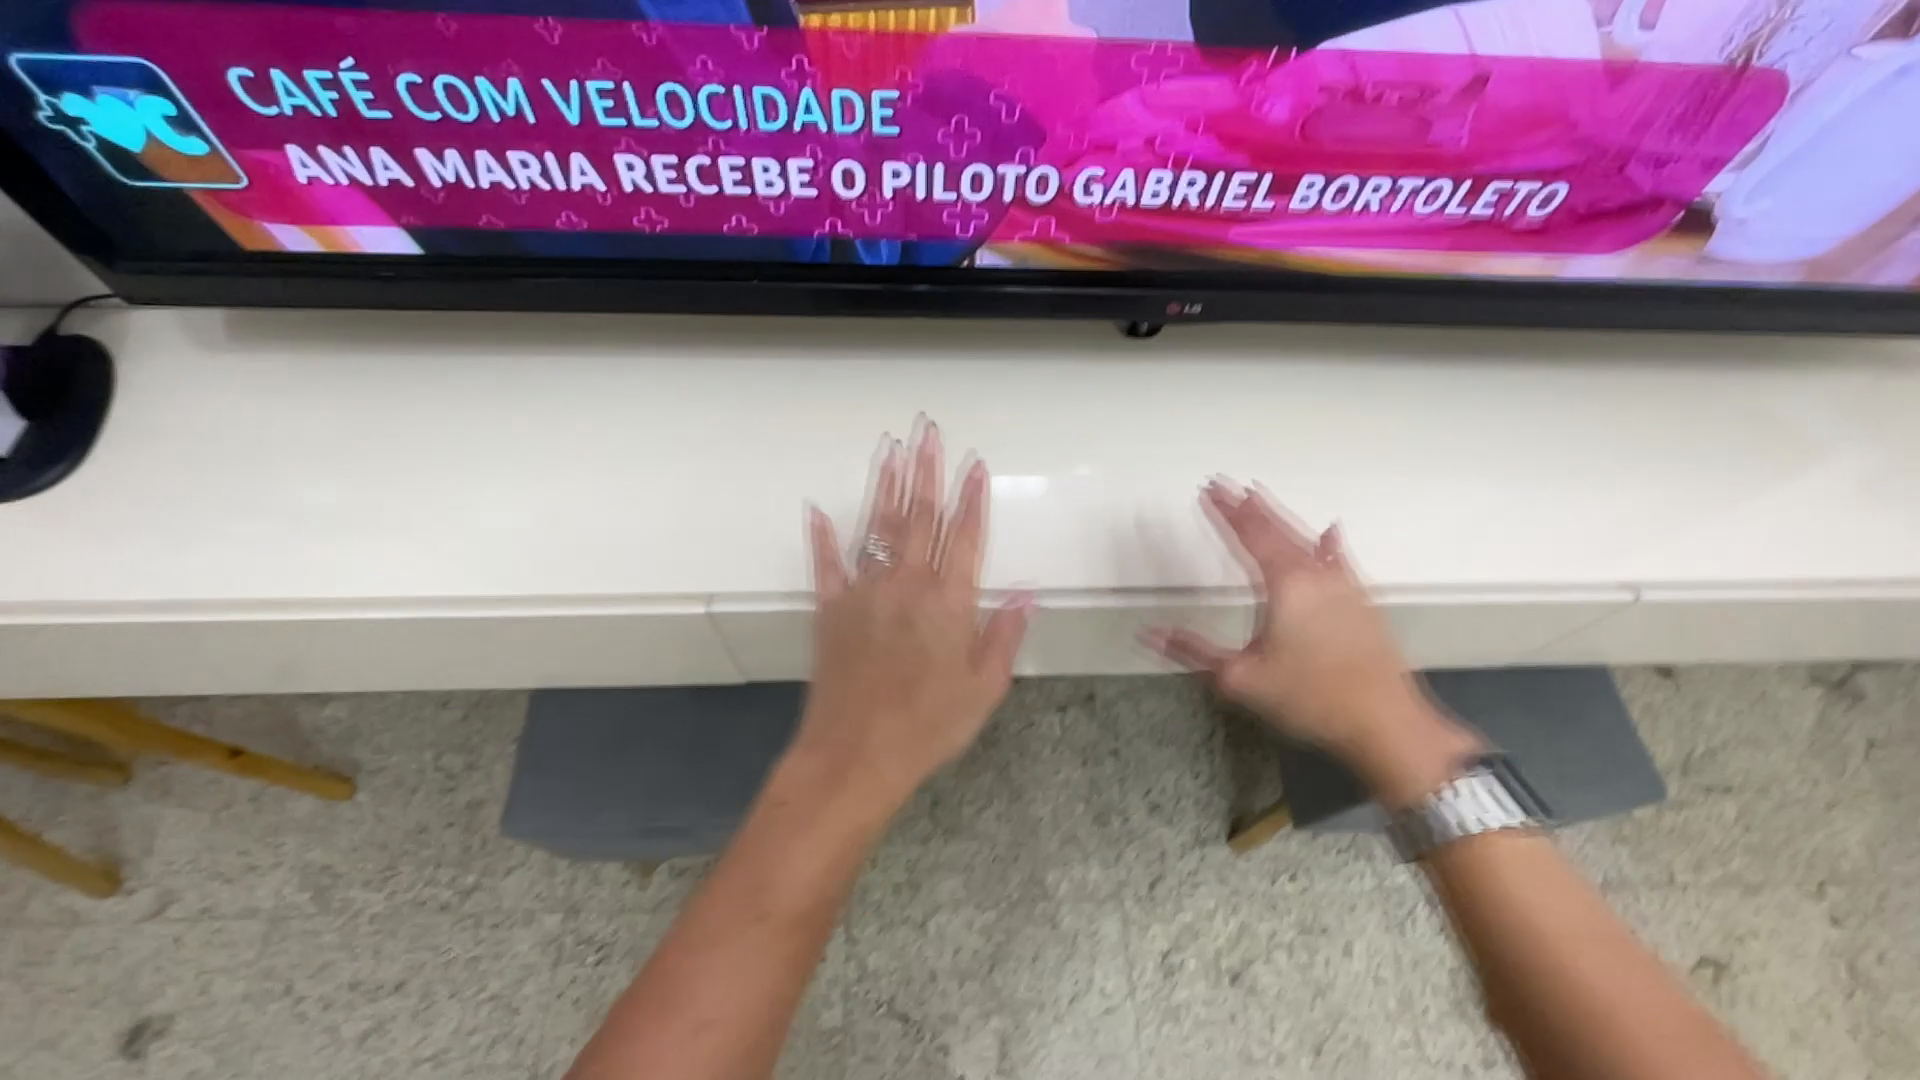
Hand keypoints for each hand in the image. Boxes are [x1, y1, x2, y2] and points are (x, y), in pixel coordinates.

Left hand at [793, 420, 1031, 808]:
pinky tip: (819, 509)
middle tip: (927, 431)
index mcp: (949, 603)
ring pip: (877, 527)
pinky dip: (822, 536)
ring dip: (886, 485)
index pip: (965, 537)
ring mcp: (864, 592)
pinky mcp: (830, 609)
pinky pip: (826, 564)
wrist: (855, 755)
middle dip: (927, 471)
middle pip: (920, 517)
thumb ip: (1003, 636)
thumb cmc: (928, 727)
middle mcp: (907, 585)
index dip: (972, 499)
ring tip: (891, 448)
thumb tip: (1027, 593)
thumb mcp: (984, 689)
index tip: (975, 464)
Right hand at [1147, 479, 1445, 770]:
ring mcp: (1344, 586)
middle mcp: (1316, 575)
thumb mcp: (1241, 678)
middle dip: (1249, 506)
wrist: (1384, 721)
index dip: (1226, 512)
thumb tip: (1149, 633)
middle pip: (1277, 530)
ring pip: (1307, 539)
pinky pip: (1340, 559)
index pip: (1250, 536)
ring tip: (1259, 497)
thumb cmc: (1308, 697)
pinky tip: (1329, 531)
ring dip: (1281, 517)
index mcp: (1285, 585)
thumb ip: (1194, 651)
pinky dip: (1327, 542)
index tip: (1208, 490)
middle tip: (1225, 484)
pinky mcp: (1362, 602)